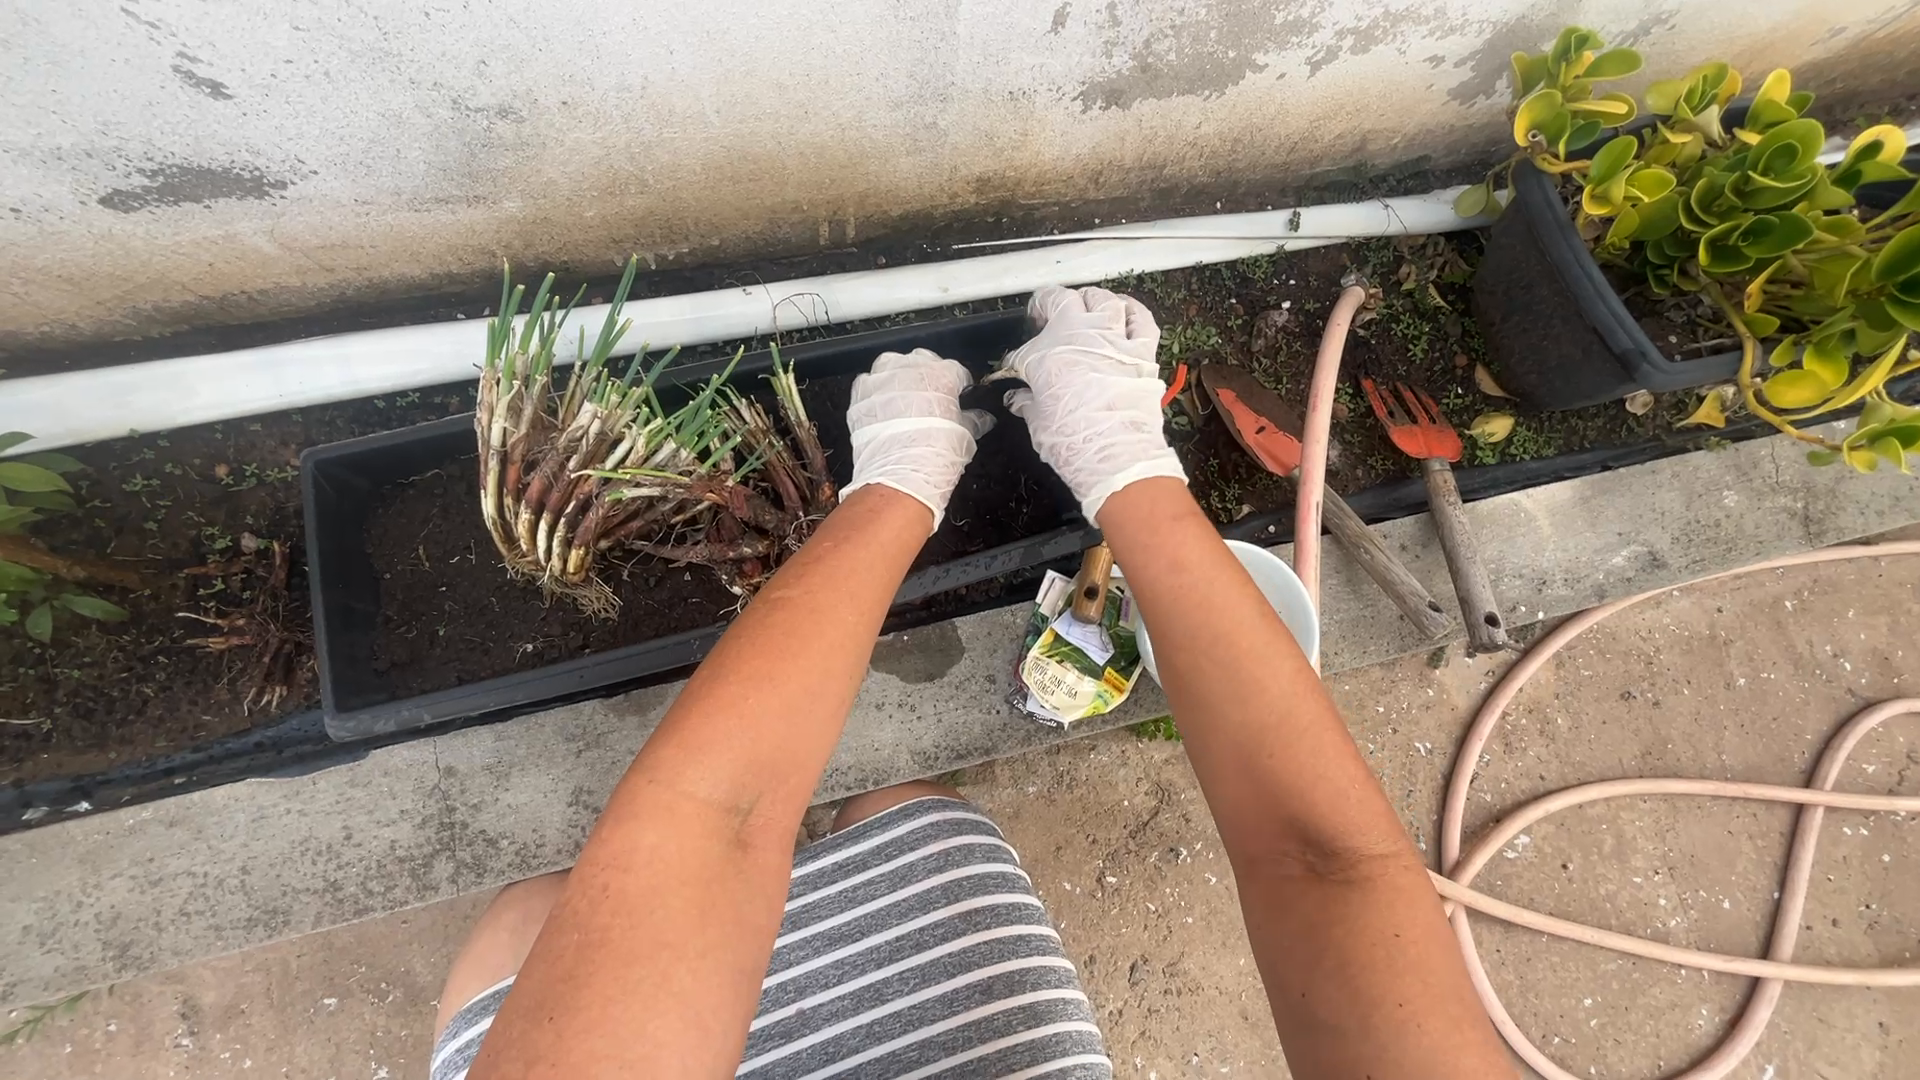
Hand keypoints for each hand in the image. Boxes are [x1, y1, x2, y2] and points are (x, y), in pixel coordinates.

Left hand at [841, 349, 993, 532]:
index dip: (959, 386)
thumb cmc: (933, 455)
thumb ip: (975, 420)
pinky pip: (868, 385)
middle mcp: (911, 368)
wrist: (899, 477)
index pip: (956, 370)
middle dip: (927, 379)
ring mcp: (882, 378)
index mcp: (942, 373)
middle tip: (930, 404)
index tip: (958, 397)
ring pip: (892, 368)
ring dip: (899, 381)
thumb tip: (982, 418)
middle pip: (922, 363)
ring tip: (904, 406)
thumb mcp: (966, 437)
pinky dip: (876, 395)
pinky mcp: (860, 393)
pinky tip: (883, 414)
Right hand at [997, 285, 1186, 524]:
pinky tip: (1124, 311)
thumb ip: (1027, 403)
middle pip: (1064, 301)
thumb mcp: (1037, 423)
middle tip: (1046, 317)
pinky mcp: (1142, 351)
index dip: (1016, 359)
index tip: (1015, 369)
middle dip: (1051, 305)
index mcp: (1045, 354)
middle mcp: (1079, 336)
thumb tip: (1018, 399)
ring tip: (1084, 305)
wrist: (1117, 456)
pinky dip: (1132, 311)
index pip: (1023, 349)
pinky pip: (1141, 318)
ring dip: (1090, 300)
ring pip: (1103, 300)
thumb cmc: (1073, 441)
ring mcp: (1114, 339)